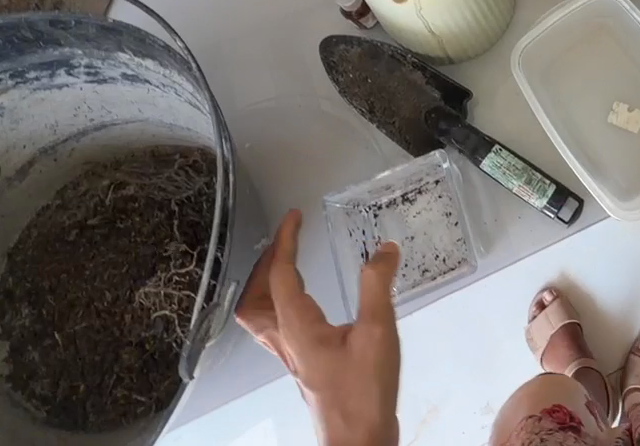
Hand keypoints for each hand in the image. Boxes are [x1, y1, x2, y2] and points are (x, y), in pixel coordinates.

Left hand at [236, 209, 400, 445]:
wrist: (358, 441)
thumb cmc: (364, 390)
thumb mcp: (377, 332)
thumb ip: (378, 286)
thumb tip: (384, 248)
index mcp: (299, 328)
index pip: (281, 276)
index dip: (286, 242)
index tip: (295, 216)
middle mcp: (287, 342)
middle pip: (255, 300)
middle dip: (266, 264)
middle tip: (287, 237)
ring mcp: (294, 357)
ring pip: (262, 317)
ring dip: (267, 284)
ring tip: (289, 262)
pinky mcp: (306, 366)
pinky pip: (279, 326)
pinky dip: (283, 301)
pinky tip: (309, 299)